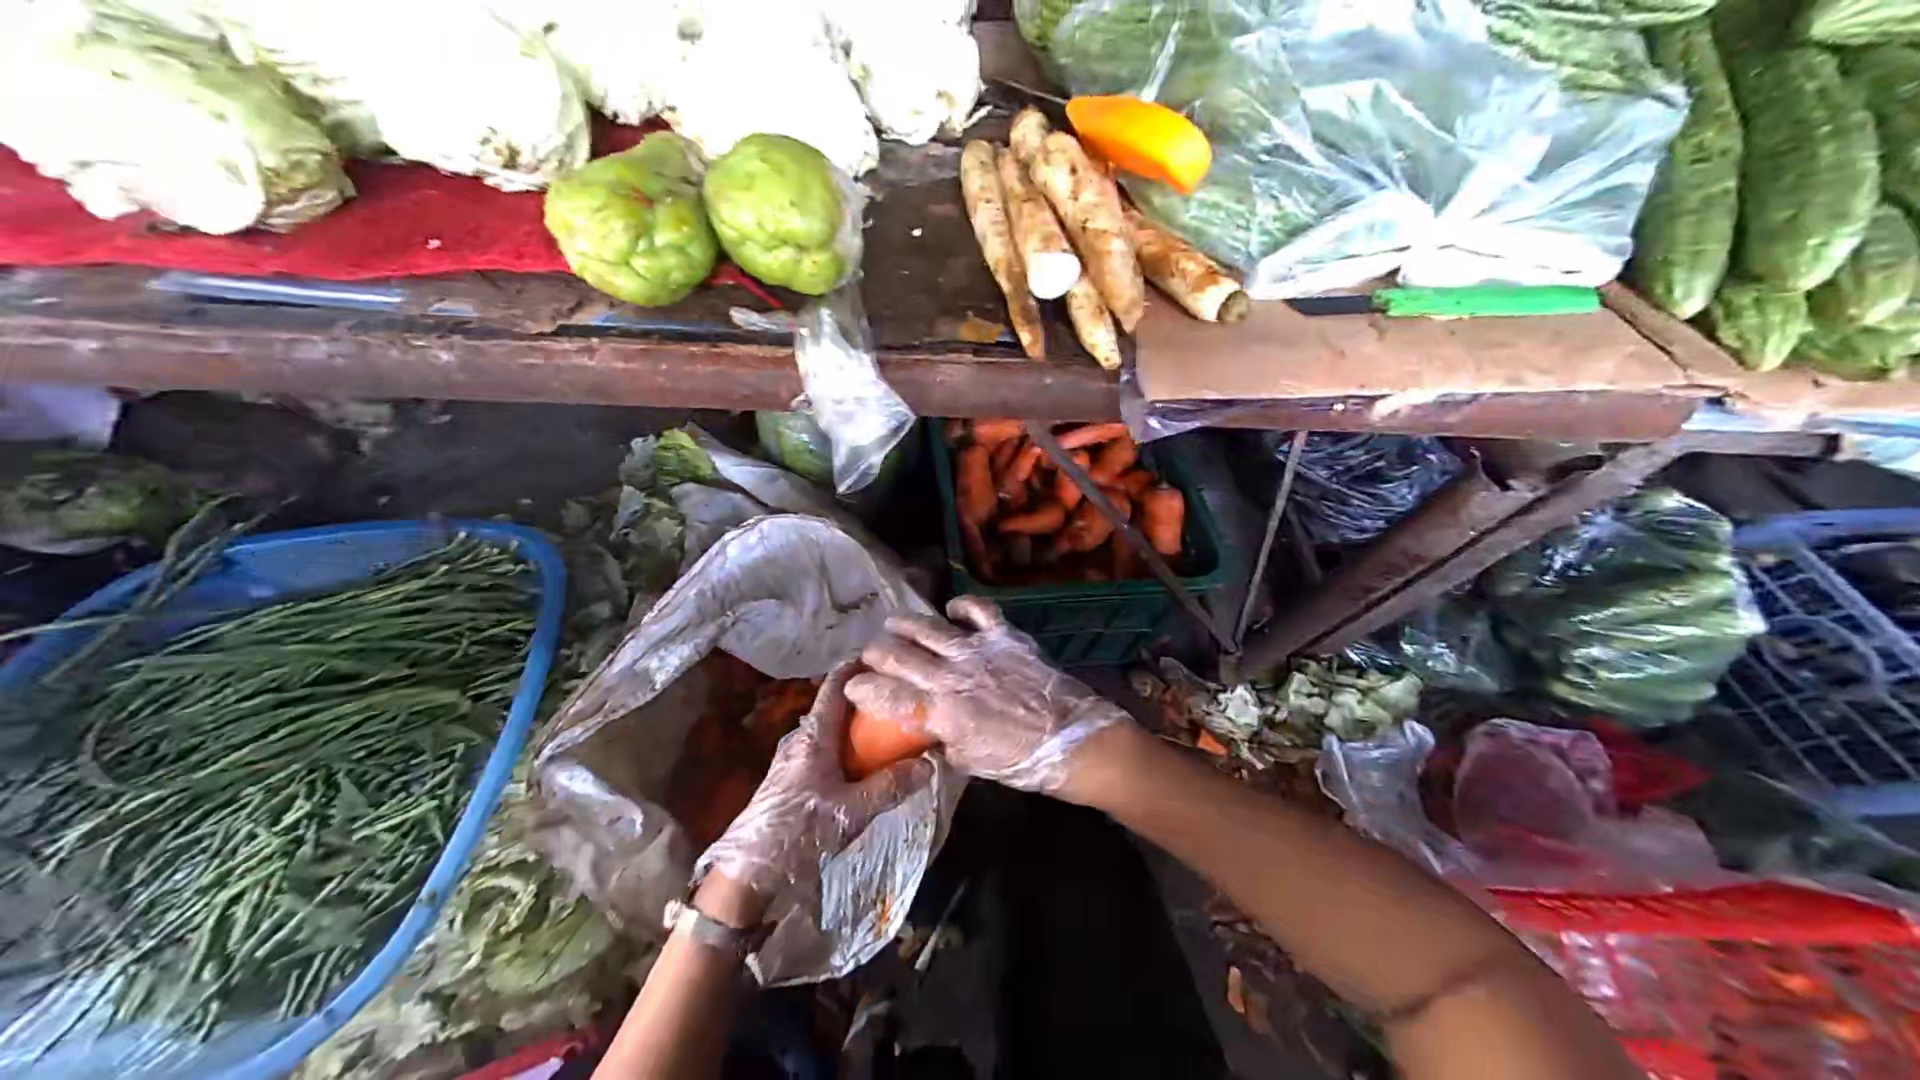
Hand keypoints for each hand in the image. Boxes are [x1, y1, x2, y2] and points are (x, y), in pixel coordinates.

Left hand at [694, 662, 931, 909]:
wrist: (748, 876)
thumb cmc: (799, 834)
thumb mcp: (853, 812)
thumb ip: (891, 785)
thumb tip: (929, 762)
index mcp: (813, 738)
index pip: (834, 688)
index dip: (856, 668)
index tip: (882, 657)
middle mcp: (800, 741)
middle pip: (834, 708)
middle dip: (864, 701)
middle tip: (896, 699)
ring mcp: (792, 762)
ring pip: (830, 732)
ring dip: (855, 728)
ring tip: (887, 731)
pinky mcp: (790, 782)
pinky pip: (825, 752)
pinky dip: (846, 749)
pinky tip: (864, 765)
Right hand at [848, 595, 1129, 794]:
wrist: (1073, 741)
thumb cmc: (1021, 762)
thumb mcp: (971, 763)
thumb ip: (942, 742)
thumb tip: (925, 730)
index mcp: (941, 712)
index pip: (886, 695)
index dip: (862, 688)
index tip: (853, 685)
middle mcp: (951, 675)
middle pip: (898, 655)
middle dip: (875, 653)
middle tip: (870, 654)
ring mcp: (978, 650)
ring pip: (928, 627)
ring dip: (904, 624)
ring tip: (893, 624)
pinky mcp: (1004, 636)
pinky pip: (976, 610)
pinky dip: (961, 606)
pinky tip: (952, 611)